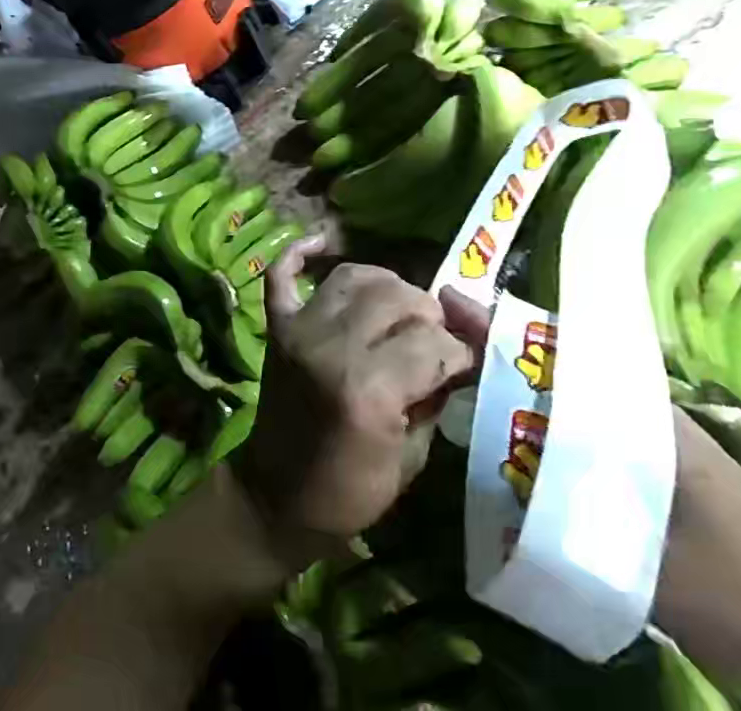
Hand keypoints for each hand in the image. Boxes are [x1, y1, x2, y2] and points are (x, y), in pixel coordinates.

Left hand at [246, 238, 482, 563]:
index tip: (464, 363)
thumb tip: (459, 354)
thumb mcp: (411, 456)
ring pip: (354, 276)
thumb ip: (436, 394)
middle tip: (432, 338)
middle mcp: (331, 347)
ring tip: (399, 309)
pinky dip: (301, 252)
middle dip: (428, 316)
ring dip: (387, 286)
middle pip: (398, 297)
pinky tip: (324, 241)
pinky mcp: (277, 329)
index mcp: (368, 389)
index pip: (433, 343)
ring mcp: (299, 332)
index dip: (459, 352)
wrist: (276, 499)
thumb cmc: (350, 491)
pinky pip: (283, 274)